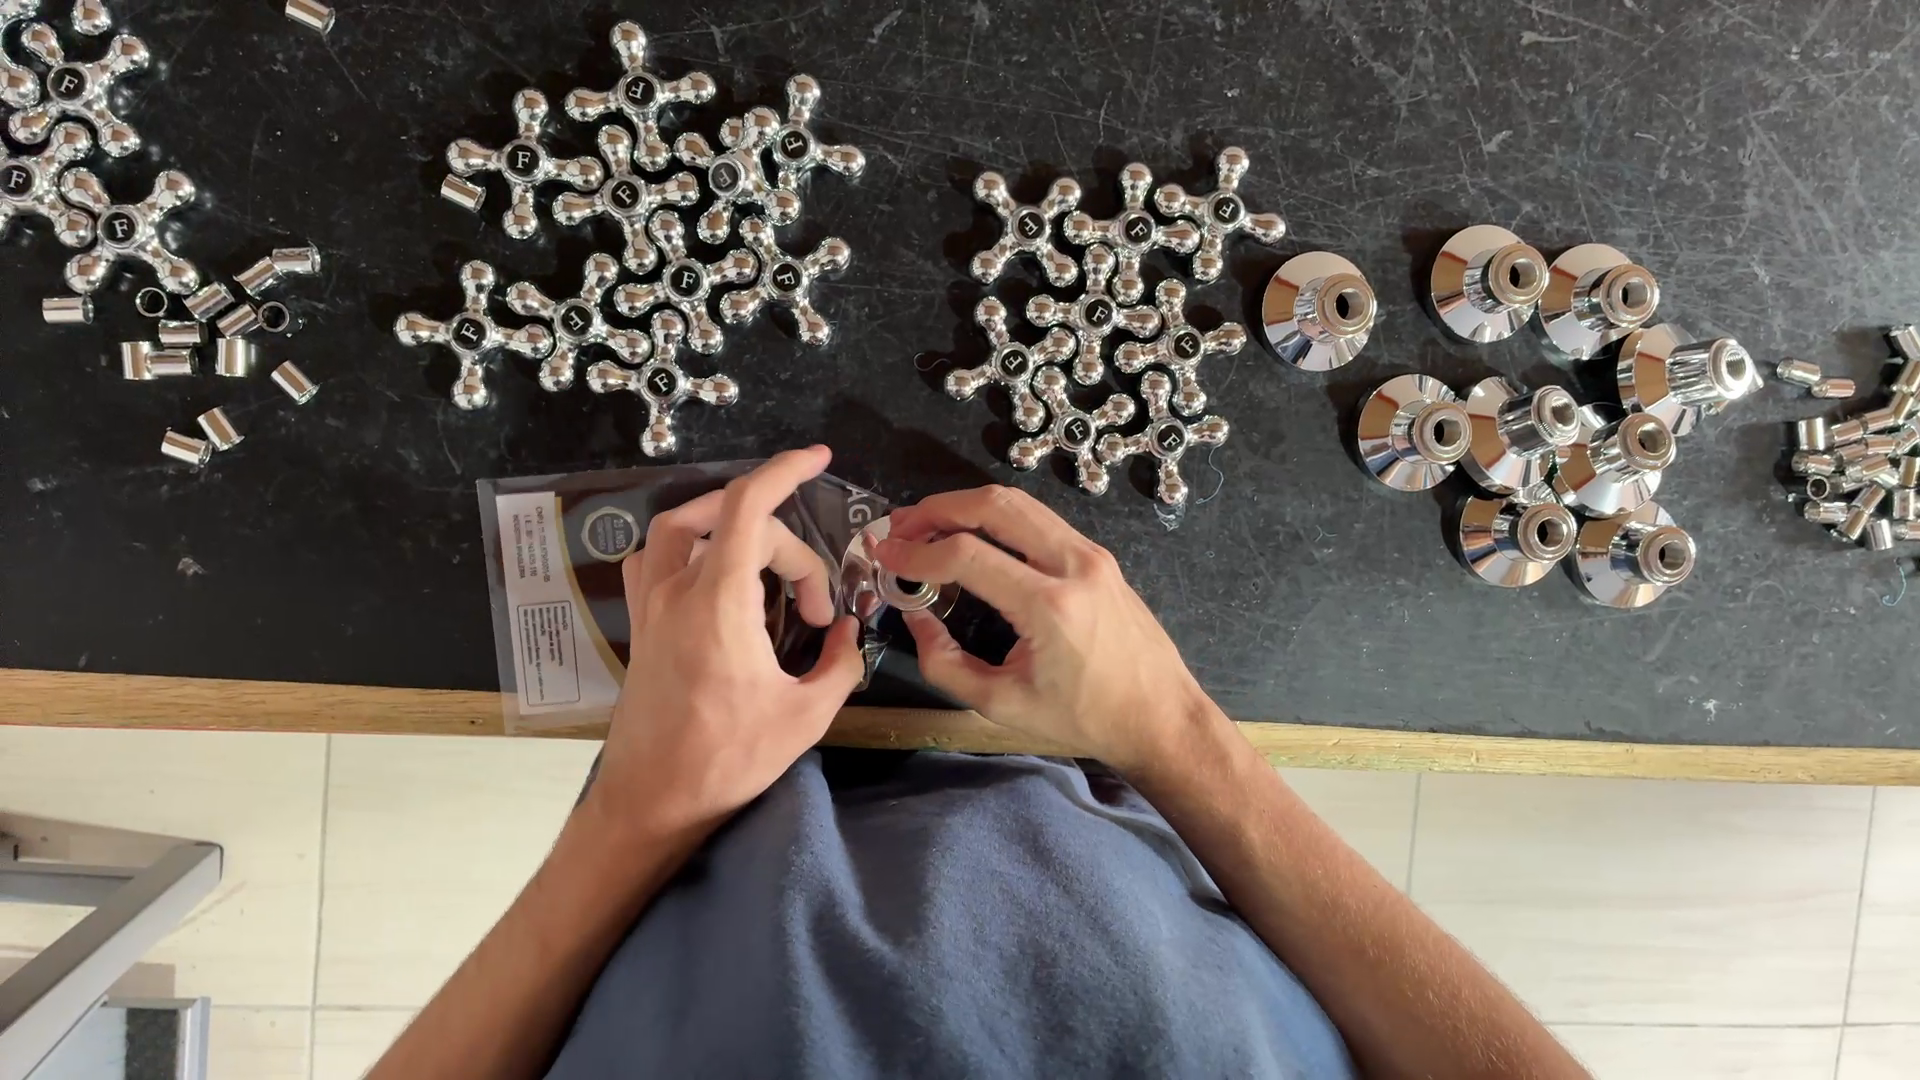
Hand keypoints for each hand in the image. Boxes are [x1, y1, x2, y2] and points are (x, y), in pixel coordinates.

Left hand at [589, 447, 865, 837]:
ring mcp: (652, 605)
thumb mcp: (806, 715)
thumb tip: (846, 634)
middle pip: (735, 524)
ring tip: (768, 553)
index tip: (819, 459)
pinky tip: (714, 572)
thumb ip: (839, 663)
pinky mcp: (642, 624)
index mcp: (720, 603)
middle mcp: (678, 591)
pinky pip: (656, 557)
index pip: (748, 507)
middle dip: (790, 553)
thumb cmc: (729, 759)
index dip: (785, 471)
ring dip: (727, 523)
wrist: (652, 801)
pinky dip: (688, 545)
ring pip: (679, 526)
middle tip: (816, 610)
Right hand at [874, 485, 1221, 773]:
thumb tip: (916, 618)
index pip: (967, 556)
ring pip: (1019, 502)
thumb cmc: (1084, 717)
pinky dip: (997, 516)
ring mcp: (1091, 553)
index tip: (884, 555)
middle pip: (994, 506)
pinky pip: (1039, 518)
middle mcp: (1073, 564)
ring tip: (929, 526)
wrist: (1161, 715)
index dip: (916, 552)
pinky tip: (974, 535)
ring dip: (967, 505)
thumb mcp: (1002, 705)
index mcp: (1049, 606)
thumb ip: (946, 664)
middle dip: (938, 509)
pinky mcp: (1098, 555)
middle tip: (901, 527)